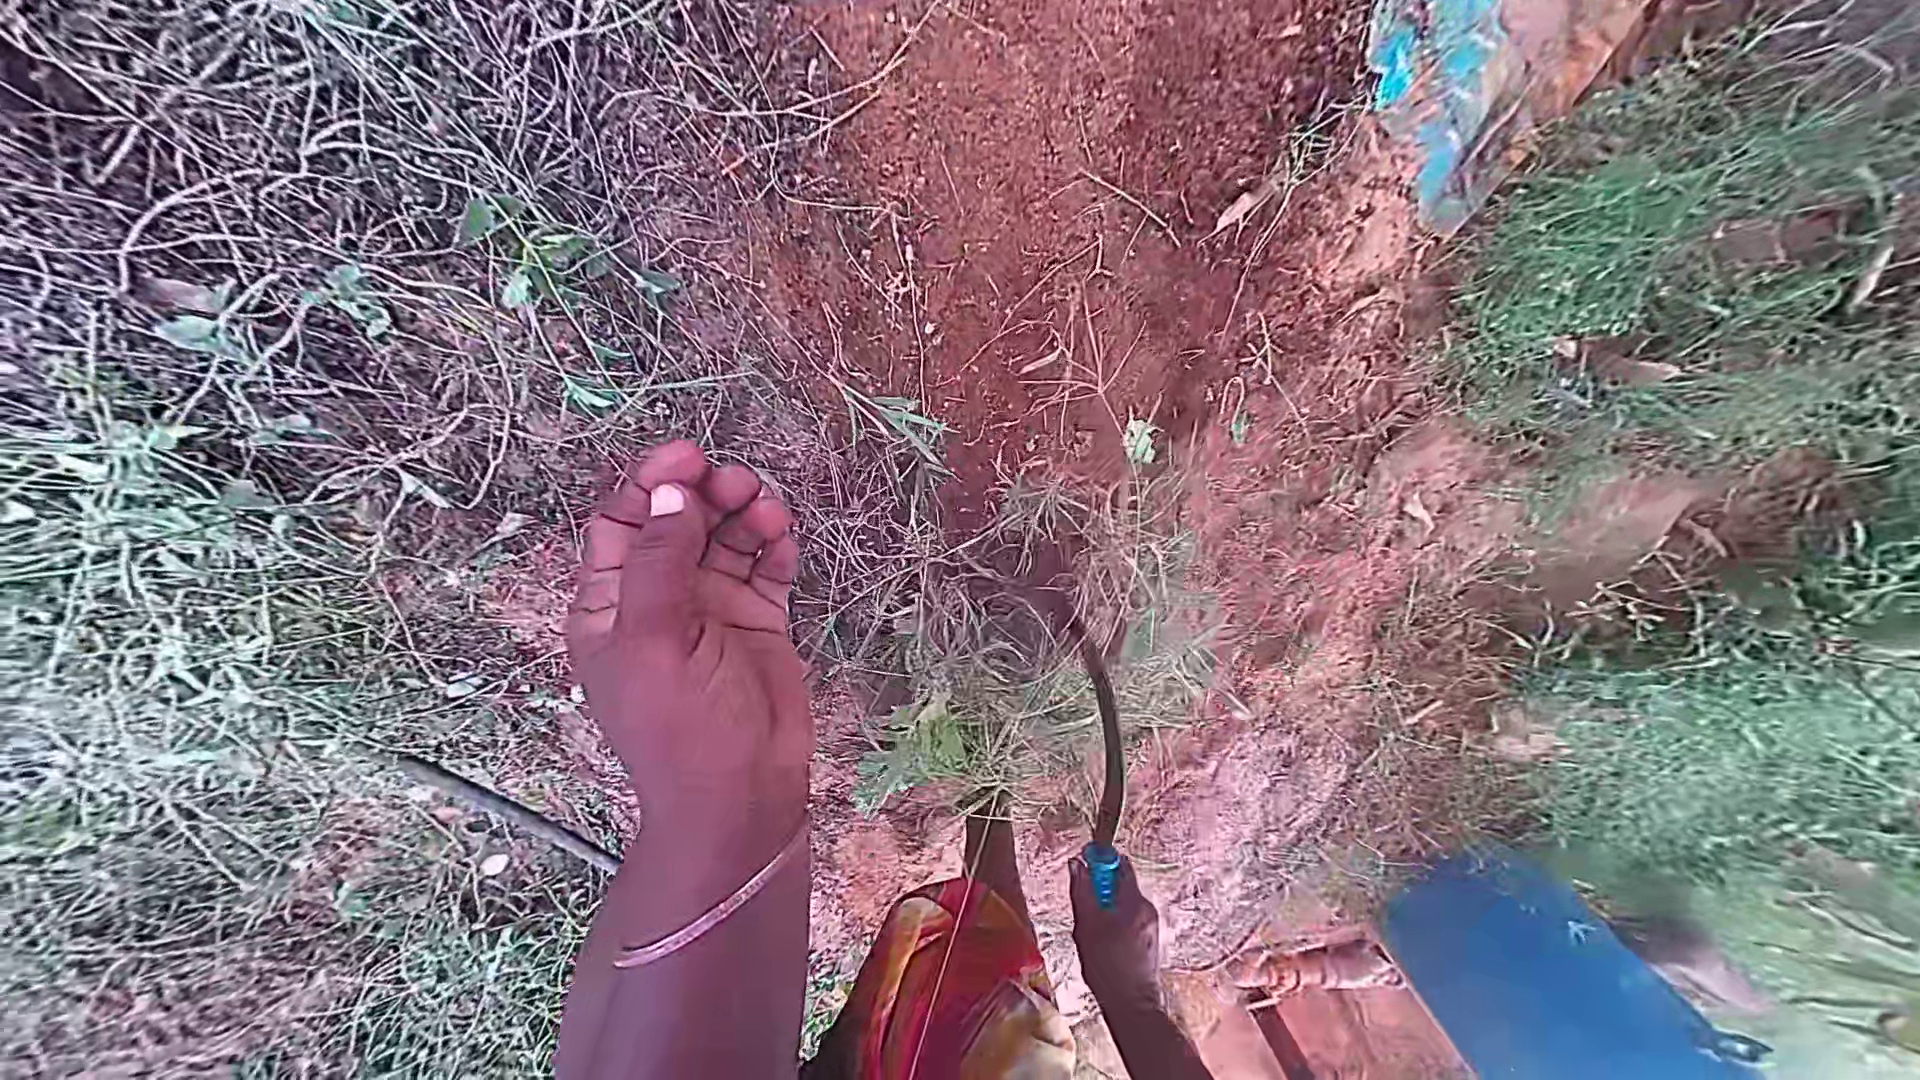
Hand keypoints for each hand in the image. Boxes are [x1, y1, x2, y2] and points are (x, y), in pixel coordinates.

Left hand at [565, 441, 810, 881]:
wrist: (744, 791)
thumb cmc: (683, 724)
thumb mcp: (654, 640)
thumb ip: (658, 562)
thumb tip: (670, 494)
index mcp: (614, 603)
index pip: (622, 524)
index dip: (650, 485)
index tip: (688, 457)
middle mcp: (664, 597)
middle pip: (681, 523)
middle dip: (706, 495)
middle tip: (737, 483)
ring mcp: (715, 607)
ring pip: (727, 539)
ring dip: (745, 515)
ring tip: (767, 509)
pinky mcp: (760, 619)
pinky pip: (765, 568)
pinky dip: (774, 546)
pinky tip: (782, 537)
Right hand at [1070, 852, 1164, 1016]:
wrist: (1132, 1006)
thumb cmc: (1107, 966)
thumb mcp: (1086, 924)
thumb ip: (1081, 890)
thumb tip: (1076, 863)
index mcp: (1134, 900)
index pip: (1119, 863)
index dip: (1099, 860)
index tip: (1084, 865)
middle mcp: (1147, 907)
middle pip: (1121, 882)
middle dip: (1101, 886)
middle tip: (1085, 904)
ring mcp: (1151, 924)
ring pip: (1124, 901)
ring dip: (1108, 905)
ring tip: (1093, 927)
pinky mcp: (1151, 939)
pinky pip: (1131, 917)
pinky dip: (1117, 919)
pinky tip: (1106, 940)